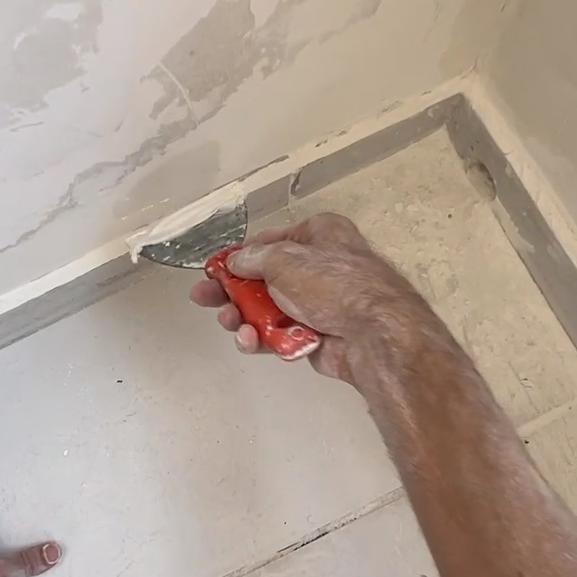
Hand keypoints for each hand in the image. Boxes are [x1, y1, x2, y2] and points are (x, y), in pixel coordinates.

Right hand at [189, 212, 429, 382]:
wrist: (372, 335)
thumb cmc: (332, 284)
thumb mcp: (285, 260)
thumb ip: (253, 259)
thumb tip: (234, 261)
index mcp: (319, 235)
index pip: (270, 241)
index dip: (240, 254)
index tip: (215, 268)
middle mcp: (319, 267)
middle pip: (264, 279)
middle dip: (232, 291)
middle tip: (204, 299)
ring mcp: (318, 304)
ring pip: (268, 310)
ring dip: (243, 317)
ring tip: (229, 322)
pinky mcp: (315, 336)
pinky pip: (280, 336)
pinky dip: (262, 339)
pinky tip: (250, 341)